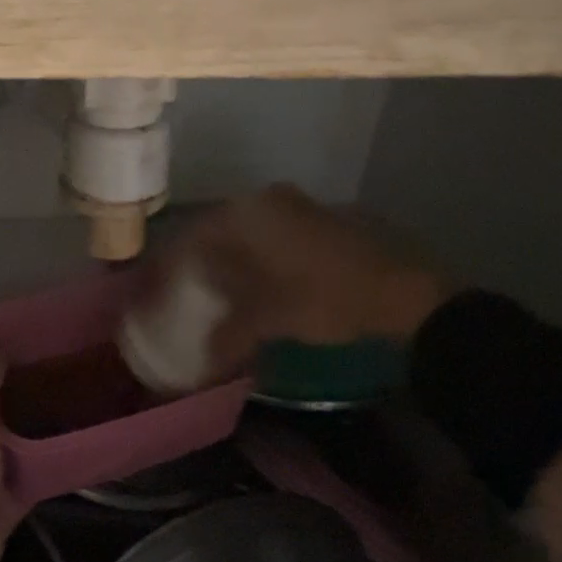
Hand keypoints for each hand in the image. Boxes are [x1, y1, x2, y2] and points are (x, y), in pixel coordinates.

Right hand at [170, 184, 452, 376]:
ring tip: (221, 292)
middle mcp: (266, 199)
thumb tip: (203, 361)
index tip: (155, 292)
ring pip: (246, 232)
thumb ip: (228, 336)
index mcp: (246, 214)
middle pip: (216, 231)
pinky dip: (259, 259)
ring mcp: (298, 205)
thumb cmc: (326, 298)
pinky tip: (261, 285)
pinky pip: (273, 235)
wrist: (406, 293)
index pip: (190, 237)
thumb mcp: (269, 321)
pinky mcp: (322, 219)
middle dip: (198, 262)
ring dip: (230, 260)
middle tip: (186, 292)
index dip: (168, 267)